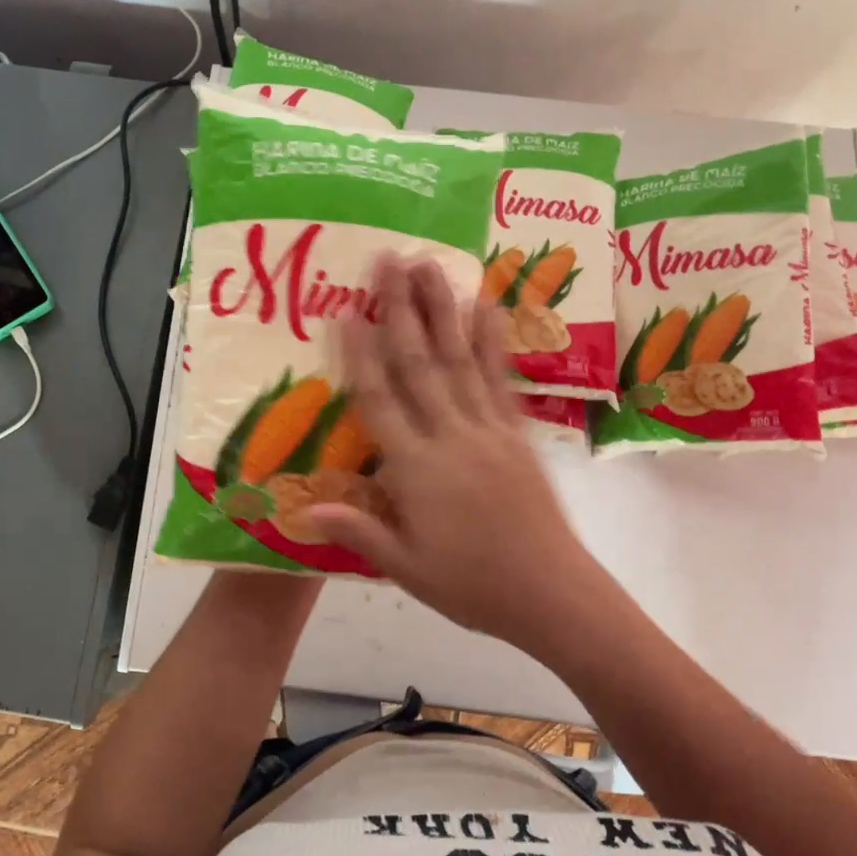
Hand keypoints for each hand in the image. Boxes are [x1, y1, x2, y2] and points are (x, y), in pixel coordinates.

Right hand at [306, 256, 605, 649]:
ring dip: (444, 310)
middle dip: (403, 309)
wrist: (553, 595)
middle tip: (390, 259)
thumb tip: (304, 506)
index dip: (362, 354)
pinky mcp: (518, 435)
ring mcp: (489, 431)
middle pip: (421, 364)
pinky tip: (487, 308)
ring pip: (460, 360)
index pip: (381, 400)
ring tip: (432, 265)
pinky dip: (492, 342)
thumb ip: (359, 529)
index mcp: (416, 470)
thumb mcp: (406, 569)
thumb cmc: (471, 587)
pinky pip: (500, 380)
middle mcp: (451, 437)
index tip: (349, 310)